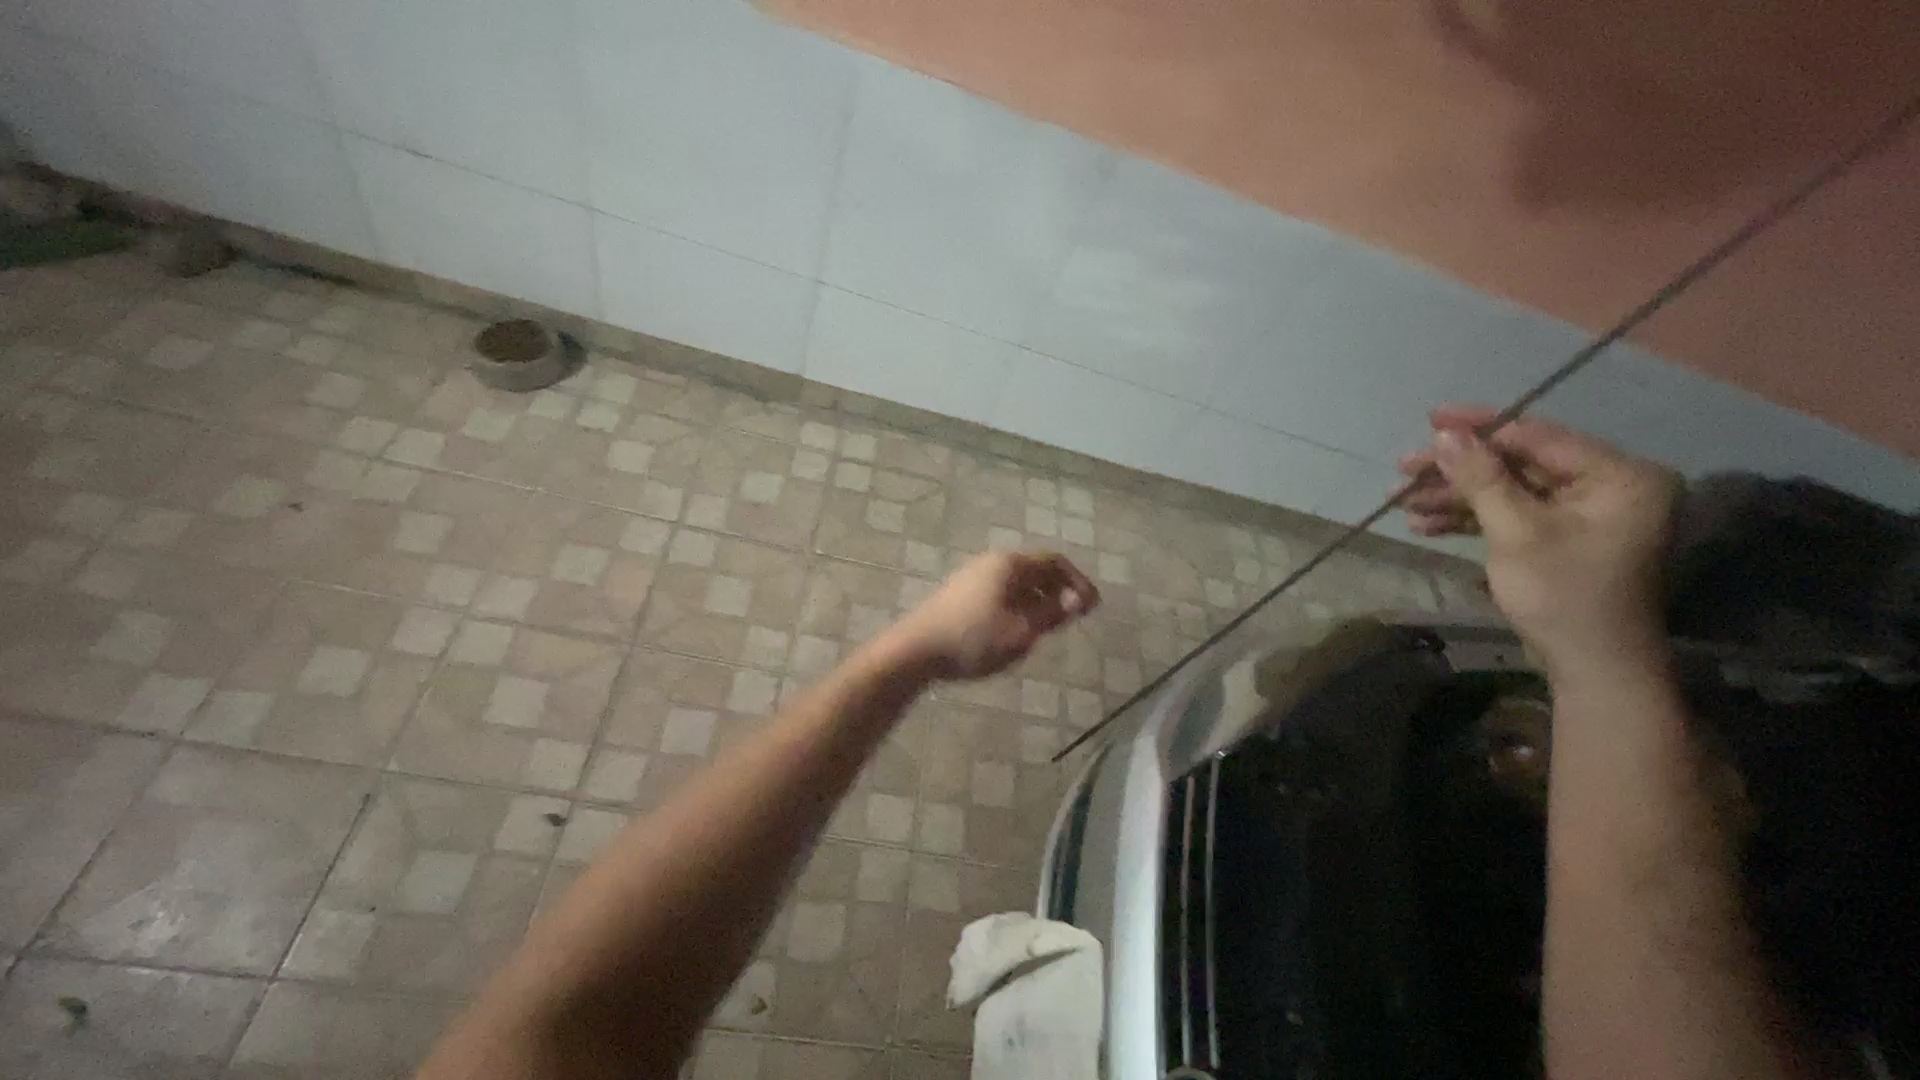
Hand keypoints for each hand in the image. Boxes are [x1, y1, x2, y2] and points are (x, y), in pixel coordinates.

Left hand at [880, 550, 1099, 680]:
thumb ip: (1051, 614)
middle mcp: (991, 563)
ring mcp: (971, 577)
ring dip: (1038, 602)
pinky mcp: (958, 595)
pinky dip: (1018, 607)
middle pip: (1035, 570)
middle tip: (1073, 618)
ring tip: (1047, 629)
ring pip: (1016, 584)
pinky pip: (1000, 594)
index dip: (1078, 582)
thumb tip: (1074, 600)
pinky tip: (1016, 632)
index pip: (1054, 561)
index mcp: (1009, 564)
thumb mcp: (1021, 631)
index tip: (1092, 607)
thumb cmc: (973, 639)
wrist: (915, 651)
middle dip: (1058, 592)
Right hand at [1399, 406, 1680, 676]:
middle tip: (1404, 469)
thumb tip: (1444, 434)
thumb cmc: (1563, 596)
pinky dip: (1471, 518)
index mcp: (1617, 475)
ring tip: (1404, 502)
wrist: (1592, 668)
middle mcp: (1607, 485)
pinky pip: (1513, 514)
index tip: (1430, 420)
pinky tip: (1425, 523)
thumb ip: (1481, 478)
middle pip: (1518, 463)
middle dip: (1458, 470)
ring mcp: (1584, 513)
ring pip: (1508, 490)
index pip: (1537, 436)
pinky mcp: (1562, 537)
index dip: (1479, 428)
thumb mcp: (1516, 532)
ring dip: (1455, 496)